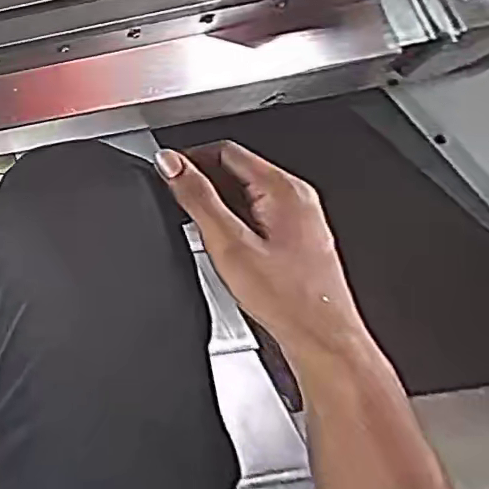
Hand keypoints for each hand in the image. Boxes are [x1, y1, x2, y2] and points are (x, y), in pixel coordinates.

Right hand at [157, 143, 377, 373]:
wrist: (321, 338)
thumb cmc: (287, 298)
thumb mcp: (227, 243)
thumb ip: (196, 198)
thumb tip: (171, 164)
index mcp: (283, 189)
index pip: (225, 151)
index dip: (190, 158)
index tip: (166, 172)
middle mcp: (296, 197)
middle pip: (235, 169)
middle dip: (201, 182)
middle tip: (176, 202)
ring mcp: (299, 216)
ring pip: (245, 192)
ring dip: (215, 203)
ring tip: (198, 229)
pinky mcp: (296, 236)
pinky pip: (255, 212)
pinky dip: (232, 221)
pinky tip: (221, 245)